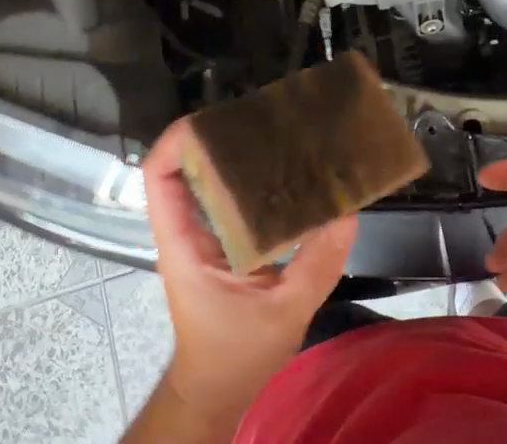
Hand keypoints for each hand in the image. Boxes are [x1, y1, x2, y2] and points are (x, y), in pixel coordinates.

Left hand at [142, 118, 356, 420]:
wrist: (218, 390)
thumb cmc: (236, 355)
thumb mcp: (284, 311)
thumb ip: (317, 263)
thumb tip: (347, 212)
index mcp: (185, 243)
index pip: (159, 177)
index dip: (177, 140)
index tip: (216, 118)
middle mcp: (188, 232)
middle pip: (187, 167)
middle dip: (220, 137)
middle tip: (265, 118)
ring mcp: (203, 237)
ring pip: (209, 181)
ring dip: (239, 155)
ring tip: (282, 135)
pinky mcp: (223, 244)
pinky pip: (232, 201)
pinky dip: (255, 181)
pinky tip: (291, 173)